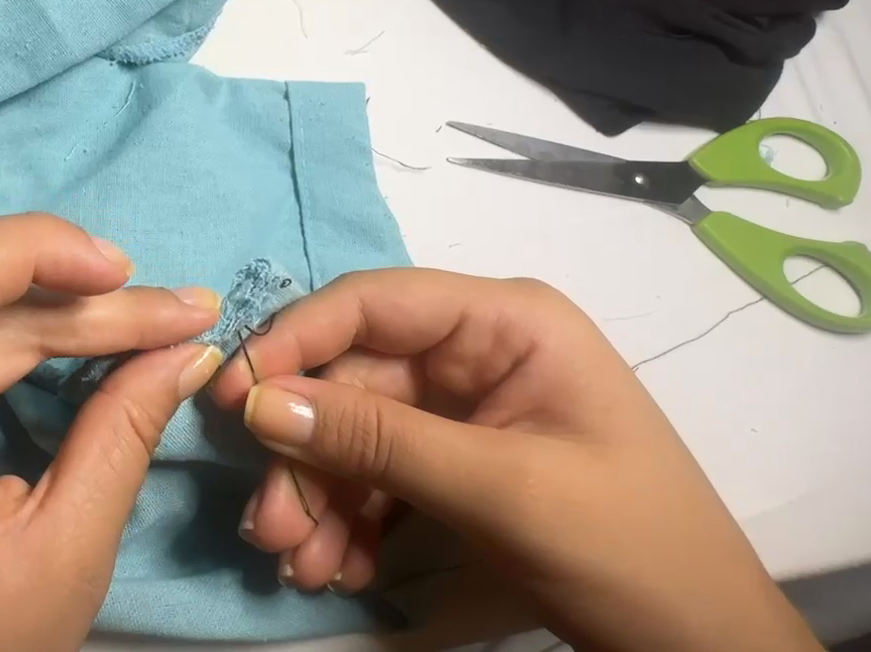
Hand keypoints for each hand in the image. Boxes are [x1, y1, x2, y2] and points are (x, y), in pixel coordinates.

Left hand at [0, 214, 225, 651]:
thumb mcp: (66, 559)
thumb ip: (123, 437)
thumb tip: (188, 350)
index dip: (25, 248)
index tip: (120, 270)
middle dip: (83, 302)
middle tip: (183, 312)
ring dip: (67, 317)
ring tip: (158, 322)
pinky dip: (32, 344)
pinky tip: (93, 341)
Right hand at [209, 270, 822, 651]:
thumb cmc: (635, 553)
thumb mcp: (504, 492)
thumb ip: (378, 440)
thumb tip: (260, 405)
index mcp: (501, 321)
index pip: (371, 304)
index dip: (296, 341)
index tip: (235, 397)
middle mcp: (471, 349)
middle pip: (352, 379)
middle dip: (307, 452)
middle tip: (270, 525)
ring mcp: (459, 405)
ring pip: (353, 430)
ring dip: (319, 495)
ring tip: (299, 564)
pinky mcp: (450, 457)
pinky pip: (375, 470)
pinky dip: (348, 517)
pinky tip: (337, 567)